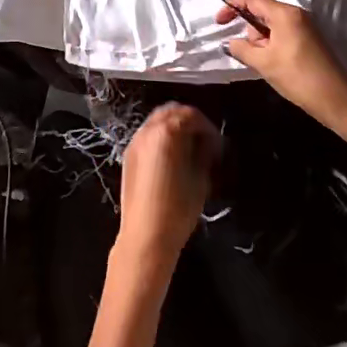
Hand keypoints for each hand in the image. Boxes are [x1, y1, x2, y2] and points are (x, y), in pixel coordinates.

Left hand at [116, 103, 220, 264]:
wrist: (145, 235)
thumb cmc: (178, 208)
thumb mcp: (200, 178)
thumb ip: (203, 152)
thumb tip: (207, 142)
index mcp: (167, 133)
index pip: (191, 115)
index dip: (208, 127)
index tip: (217, 143)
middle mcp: (147, 131)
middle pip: (171, 111)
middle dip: (189, 120)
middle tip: (204, 139)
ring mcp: (135, 141)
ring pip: (157, 121)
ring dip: (174, 126)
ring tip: (189, 147)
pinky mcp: (129, 154)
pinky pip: (148, 134)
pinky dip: (161, 135)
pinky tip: (172, 155)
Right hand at [216, 0, 346, 135]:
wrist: (339, 100)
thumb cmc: (299, 77)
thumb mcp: (263, 63)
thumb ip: (241, 48)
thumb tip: (230, 42)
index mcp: (285, 14)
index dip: (231, 7)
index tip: (218, 23)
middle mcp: (297, 14)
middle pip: (262, 12)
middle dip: (249, 30)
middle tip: (250, 54)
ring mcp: (306, 27)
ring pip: (271, 26)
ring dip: (261, 42)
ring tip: (265, 64)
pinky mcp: (310, 40)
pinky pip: (283, 35)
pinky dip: (272, 46)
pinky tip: (274, 65)